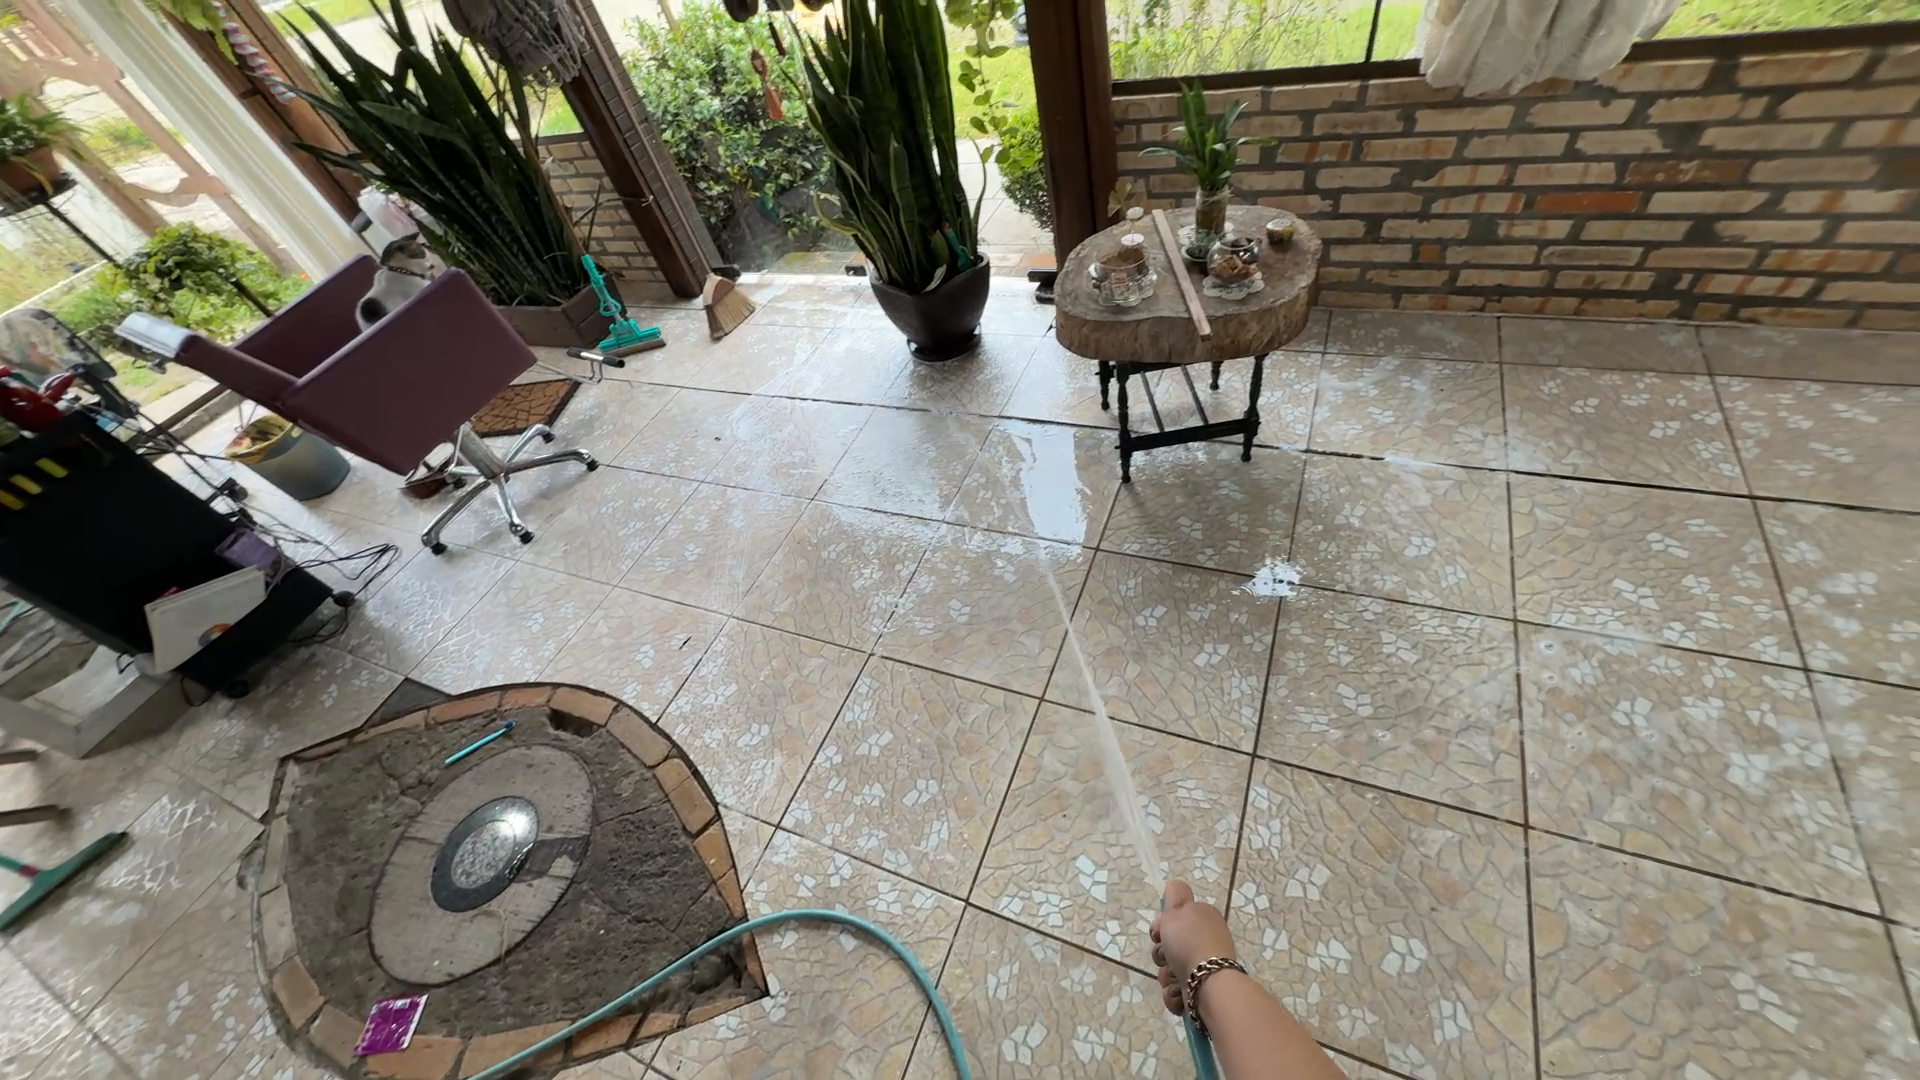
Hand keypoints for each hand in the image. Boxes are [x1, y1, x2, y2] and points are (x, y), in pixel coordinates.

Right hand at [1149, 880, 1235, 1015]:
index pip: (1175, 920)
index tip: (1160, 932)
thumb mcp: (1177, 908)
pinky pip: (1175, 993)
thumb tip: (1175, 887)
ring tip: (1174, 977)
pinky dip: (1173, 994)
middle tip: (1165, 955)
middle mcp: (1205, 943)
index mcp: (1203, 920)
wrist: (1208, 982)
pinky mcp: (1199, 994)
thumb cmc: (1189, 941)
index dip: (1163, 926)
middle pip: (1169, 947)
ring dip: (1166, 976)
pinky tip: (1179, 992)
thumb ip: (1174, 895)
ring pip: (1169, 971)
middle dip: (1161, 954)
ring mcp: (1203, 970)